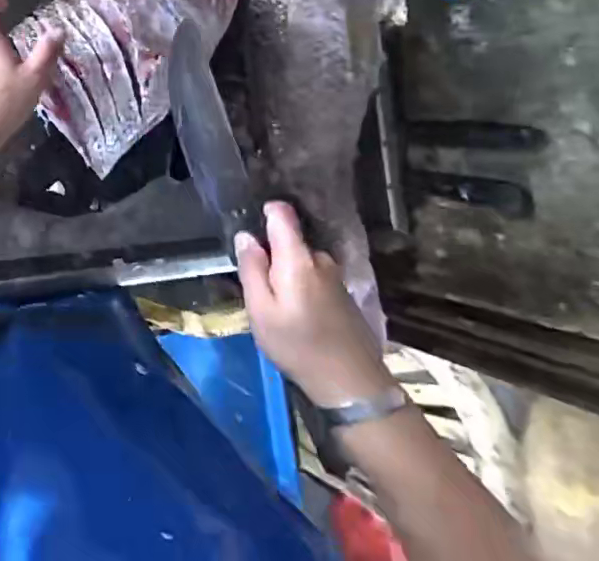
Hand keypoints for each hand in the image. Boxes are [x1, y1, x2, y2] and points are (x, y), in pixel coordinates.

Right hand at [236, 201, 393, 406]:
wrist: (352, 386)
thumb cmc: (298, 345)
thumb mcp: (260, 309)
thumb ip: (251, 268)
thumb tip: (245, 236)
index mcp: (297, 259)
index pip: (282, 215)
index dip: (265, 212)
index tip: (249, 225)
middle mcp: (320, 260)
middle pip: (289, 239)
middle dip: (269, 250)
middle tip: (254, 278)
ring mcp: (335, 277)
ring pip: (301, 259)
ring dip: (285, 269)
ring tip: (272, 297)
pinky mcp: (343, 294)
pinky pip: (313, 274)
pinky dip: (299, 282)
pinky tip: (294, 308)